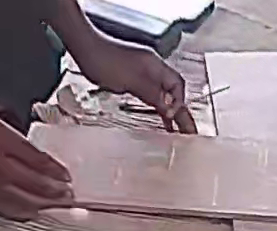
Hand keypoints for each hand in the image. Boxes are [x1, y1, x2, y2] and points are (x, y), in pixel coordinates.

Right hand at [0, 74, 73, 218]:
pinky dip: (20, 213)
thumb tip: (24, 145)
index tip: (68, 179)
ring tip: (56, 209)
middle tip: (70, 199)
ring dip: (42, 208)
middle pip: (35, 188)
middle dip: (55, 195)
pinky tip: (30, 213)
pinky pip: (2, 209)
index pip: (38, 162)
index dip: (56, 173)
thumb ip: (6, 128)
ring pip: (21, 204)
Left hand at [71, 34, 195, 131]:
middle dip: (182, 113)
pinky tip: (162, 122)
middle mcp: (153, 70)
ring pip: (165, 97)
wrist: (87, 52)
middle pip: (174, 93)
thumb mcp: (132, 81)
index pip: (178, 87)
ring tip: (179, 132)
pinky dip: (160, 110)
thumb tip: (171, 109)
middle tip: (189, 133)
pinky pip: (154, 98)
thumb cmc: (105, 60)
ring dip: (172, 114)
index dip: (180, 104)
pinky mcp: (136, 82)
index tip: (176, 120)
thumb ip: (153, 95)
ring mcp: (145, 76)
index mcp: (155, 66)